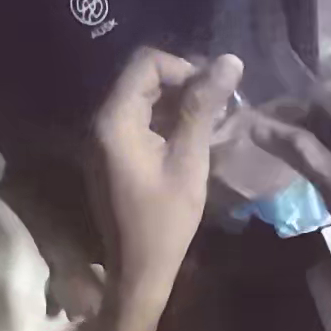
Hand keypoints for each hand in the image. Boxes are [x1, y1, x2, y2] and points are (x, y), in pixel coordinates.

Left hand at [90, 49, 241, 314]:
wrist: (139, 269)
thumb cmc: (166, 220)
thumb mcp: (189, 161)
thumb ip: (203, 109)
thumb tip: (230, 61)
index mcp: (114, 120)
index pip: (146, 63)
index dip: (184, 68)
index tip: (214, 95)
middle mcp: (101, 122)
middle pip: (142, 79)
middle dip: (183, 86)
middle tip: (218, 109)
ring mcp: (103, 140)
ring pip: (142, 100)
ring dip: (177, 105)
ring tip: (210, 125)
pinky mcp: (111, 155)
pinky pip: (138, 123)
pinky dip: (165, 123)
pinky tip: (190, 142)